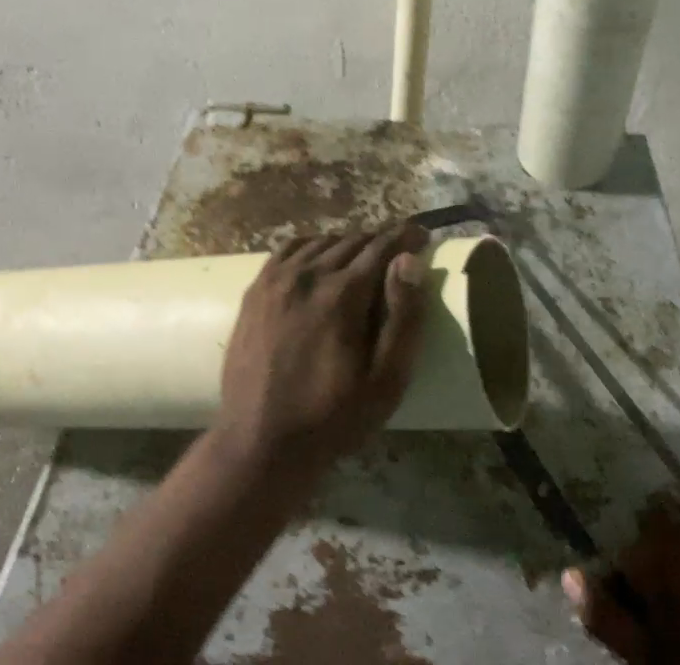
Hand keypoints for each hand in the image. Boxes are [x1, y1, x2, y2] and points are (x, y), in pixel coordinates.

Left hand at [213, 222, 430, 478]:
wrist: (260, 443)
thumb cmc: (333, 417)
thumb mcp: (386, 380)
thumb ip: (403, 317)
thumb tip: (409, 260)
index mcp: (342, 294)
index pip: (381, 245)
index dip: (407, 235)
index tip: (423, 236)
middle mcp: (307, 275)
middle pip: (352, 240)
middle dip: (380, 243)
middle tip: (399, 257)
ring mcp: (275, 281)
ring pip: (321, 242)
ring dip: (347, 245)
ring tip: (362, 263)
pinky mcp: (255, 292)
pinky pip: (288, 251)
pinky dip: (311, 249)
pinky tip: (320, 264)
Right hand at [564, 505, 679, 664]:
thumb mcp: (644, 651)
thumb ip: (604, 612)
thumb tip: (568, 575)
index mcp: (654, 550)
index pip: (621, 555)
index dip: (623, 583)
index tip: (634, 607)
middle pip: (650, 537)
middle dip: (651, 562)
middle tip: (663, 602)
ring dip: (678, 553)